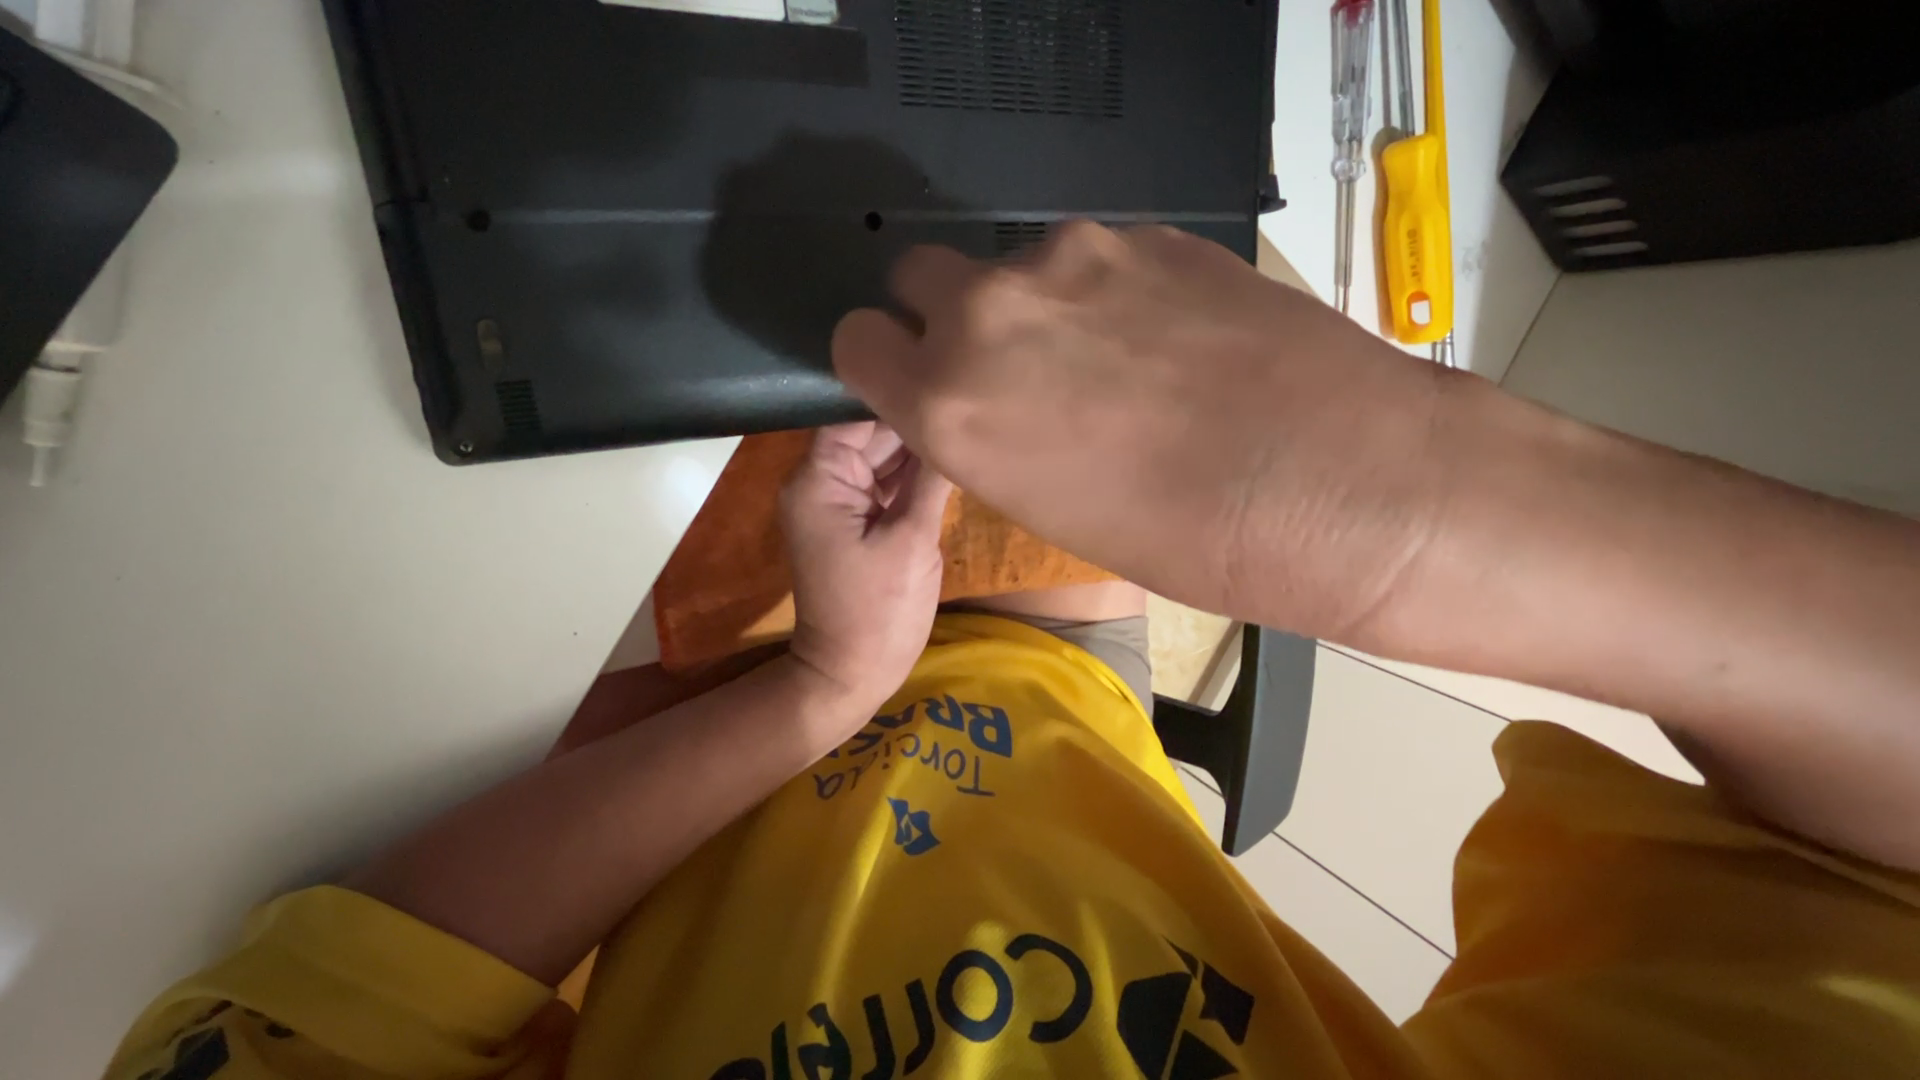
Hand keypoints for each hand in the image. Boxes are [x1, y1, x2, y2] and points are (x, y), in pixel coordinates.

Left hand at [781, 422, 953, 717]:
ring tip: (968, 417)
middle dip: (915, 419)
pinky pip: (888, 484)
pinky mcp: (861, 521)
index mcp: (819, 480)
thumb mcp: (912, 541)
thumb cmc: (879, 610)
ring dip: (920, 446)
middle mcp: (822, 482)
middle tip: (969, 394)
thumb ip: (931, 478)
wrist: (853, 672)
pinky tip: (954, 455)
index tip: (945, 375)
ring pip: (884, 457)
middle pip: (871, 433)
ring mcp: (841, 502)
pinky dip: (915, 475)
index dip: (899, 395)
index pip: (855, 415)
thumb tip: (953, 421)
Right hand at [831, 222, 1454, 638]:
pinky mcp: (1148, 234)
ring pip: (1014, 263)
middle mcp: (990, 313)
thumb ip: (984, 432)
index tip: (918, 379)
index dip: (887, 362)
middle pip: (922, 276)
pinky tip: (1168, 336)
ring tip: (1113, 357)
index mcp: (949, 402)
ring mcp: (1072, 260)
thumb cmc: (1184, 539)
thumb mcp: (1045, 507)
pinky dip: (1109, 288)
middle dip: (948, 318)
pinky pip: (1093, 255)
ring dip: (1036, 302)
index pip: (857, 340)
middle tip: (1014, 365)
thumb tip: (980, 396)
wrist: (1336, 482)